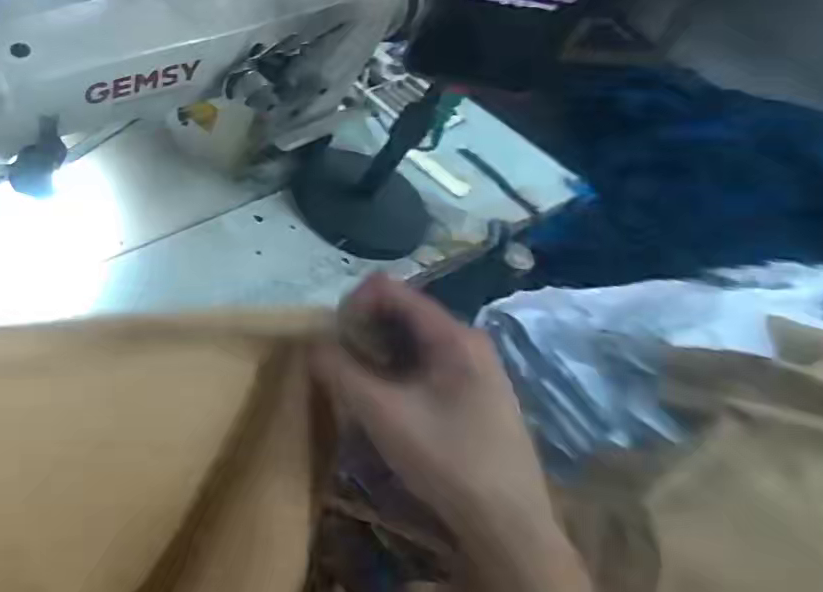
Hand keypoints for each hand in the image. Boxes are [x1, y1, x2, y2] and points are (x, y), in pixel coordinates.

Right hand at [314, 276, 585, 591]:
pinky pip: (425, 359)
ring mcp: (477, 366)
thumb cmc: (448, 462)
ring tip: (363, 386)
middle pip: (398, 310)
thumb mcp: (381, 413)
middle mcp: (467, 339)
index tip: (335, 341)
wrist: (512, 533)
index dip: (352, 306)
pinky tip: (391, 402)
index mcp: (452, 334)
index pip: (386, 288)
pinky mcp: (478, 392)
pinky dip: (397, 368)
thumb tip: (311, 342)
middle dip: (362, 331)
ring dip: (377, 352)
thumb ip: (339, 370)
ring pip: (410, 337)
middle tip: (344, 367)